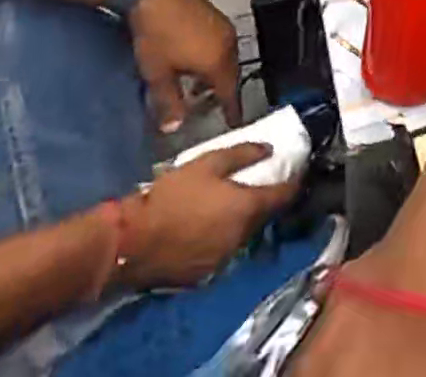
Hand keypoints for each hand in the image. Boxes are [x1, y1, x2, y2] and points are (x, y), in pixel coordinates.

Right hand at [119, 144, 299, 288]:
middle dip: (267, 202)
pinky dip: (224, 239)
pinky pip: (224, 252)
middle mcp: (243, 237)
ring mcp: (223, 259)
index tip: (298, 172)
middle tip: (261, 186)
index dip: (294, 182)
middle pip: (265, 216)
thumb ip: (243, 154)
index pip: (285, 196)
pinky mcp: (203, 275)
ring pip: (245, 235)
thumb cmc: (170, 196)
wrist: (127, 243)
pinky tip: (210, 229)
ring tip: (232, 207)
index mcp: (249, 209)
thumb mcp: (208, 163)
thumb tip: (270, 150)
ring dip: (244, 221)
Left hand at [129, 0, 243, 131]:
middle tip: (213, 103)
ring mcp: (226, 30)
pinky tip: (198, 58)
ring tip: (199, 83)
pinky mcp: (219, 18)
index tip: (234, 121)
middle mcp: (228, 47)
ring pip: (229, 59)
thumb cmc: (157, 37)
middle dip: (224, 91)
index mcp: (218, 63)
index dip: (232, 109)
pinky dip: (216, 57)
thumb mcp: (158, 75)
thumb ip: (169, 103)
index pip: (230, 92)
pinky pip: (225, 44)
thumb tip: (174, 128)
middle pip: (232, 75)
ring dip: (218, 73)